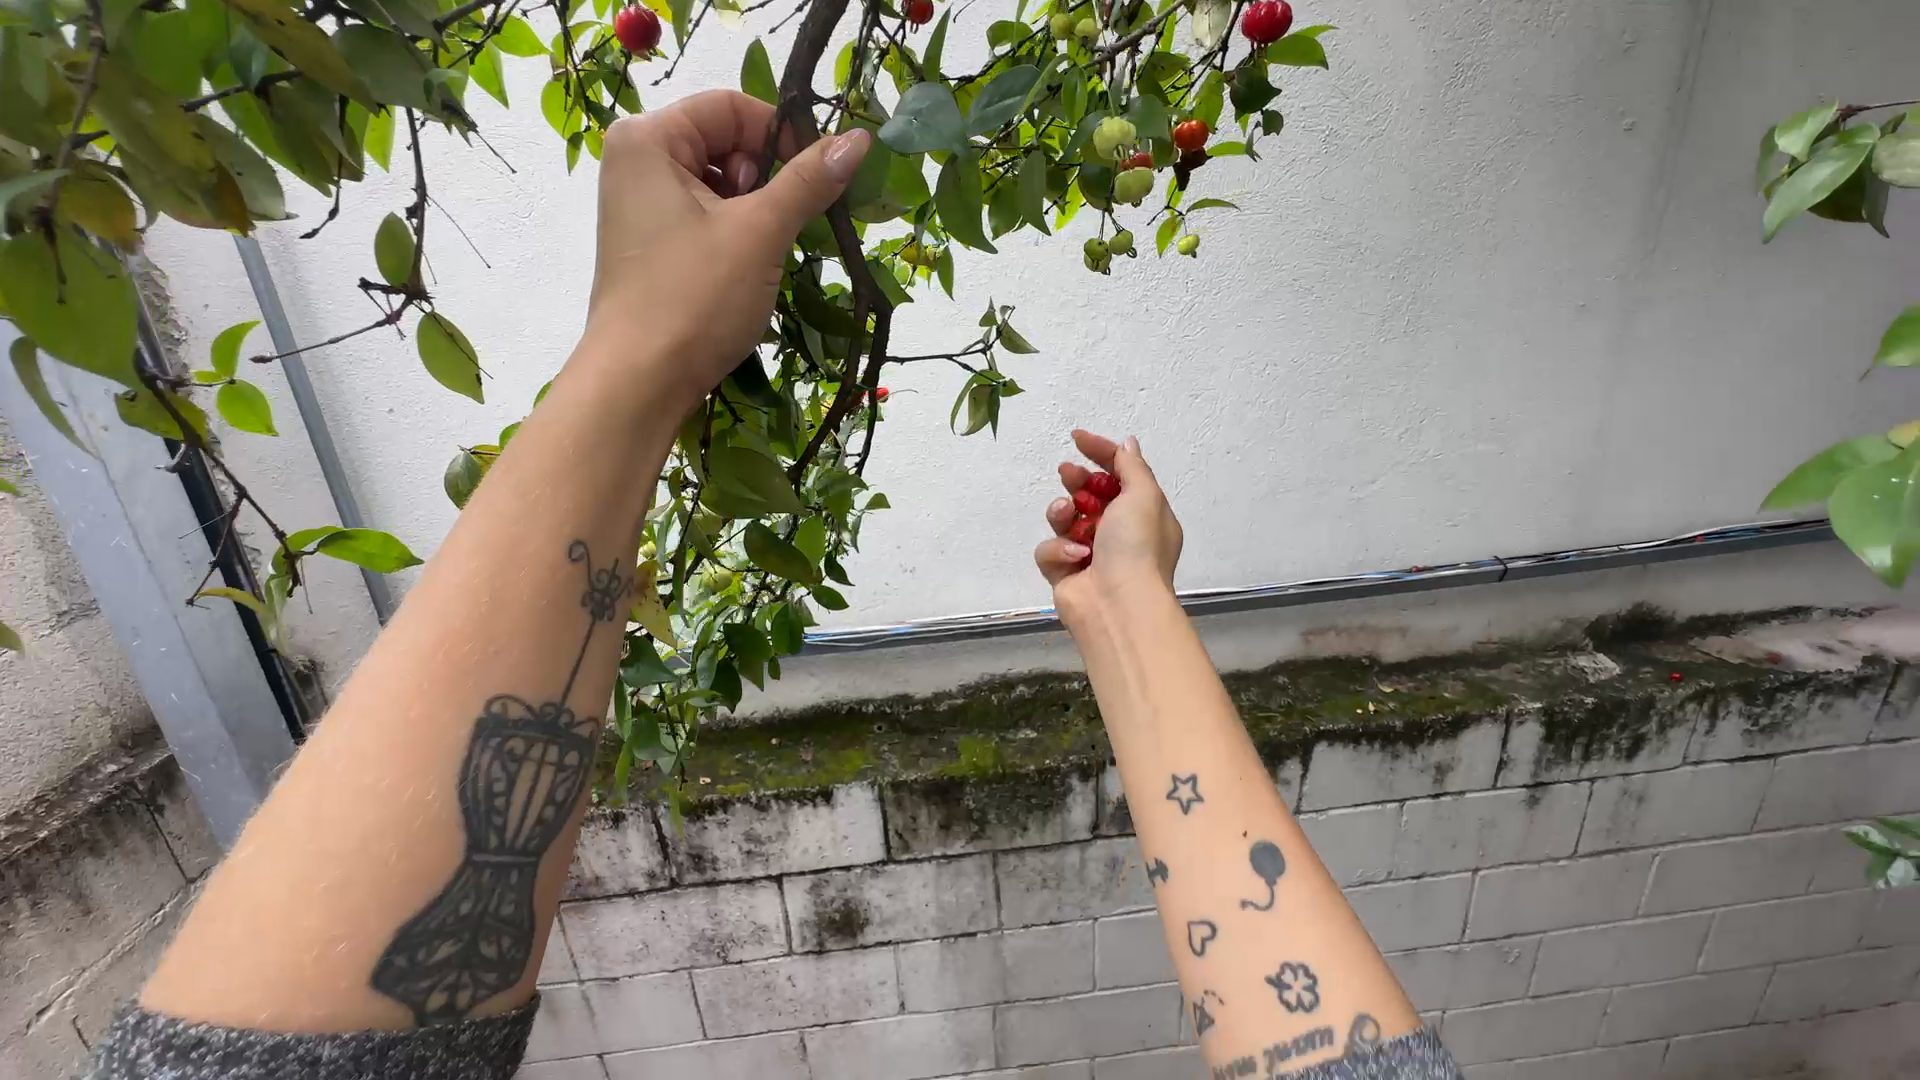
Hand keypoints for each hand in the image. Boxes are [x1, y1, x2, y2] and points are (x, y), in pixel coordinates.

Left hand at [579, 90, 869, 412]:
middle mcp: (637, 164)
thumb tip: (857, 140)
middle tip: (785, 226)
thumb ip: (808, 181)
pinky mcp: (653, 249)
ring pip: (720, 188)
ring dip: (758, 215)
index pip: (731, 107)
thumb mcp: (760, 233)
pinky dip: (738, 238)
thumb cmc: (695, 298)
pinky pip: (706, 222)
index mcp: (649, 139)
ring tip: (768, 255)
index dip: (783, 135)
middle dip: (768, 180)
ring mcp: (641, 209)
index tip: (819, 178)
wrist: (640, 381)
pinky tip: (750, 273)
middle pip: (725, 145)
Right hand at [1034, 431, 1183, 625]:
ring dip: (1063, 514)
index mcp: (1142, 514)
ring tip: (1067, 516)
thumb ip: (1132, 467)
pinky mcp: (1064, 573)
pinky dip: (1060, 551)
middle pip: (1088, 494)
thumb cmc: (1137, 547)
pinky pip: (1050, 550)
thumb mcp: (1144, 496)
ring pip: (1063, 520)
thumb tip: (1128, 444)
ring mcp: (1089, 554)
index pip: (1119, 474)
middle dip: (1076, 481)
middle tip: (1067, 473)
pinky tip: (1076, 558)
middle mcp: (1117, 533)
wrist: (1119, 605)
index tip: (1076, 437)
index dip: (1100, 452)